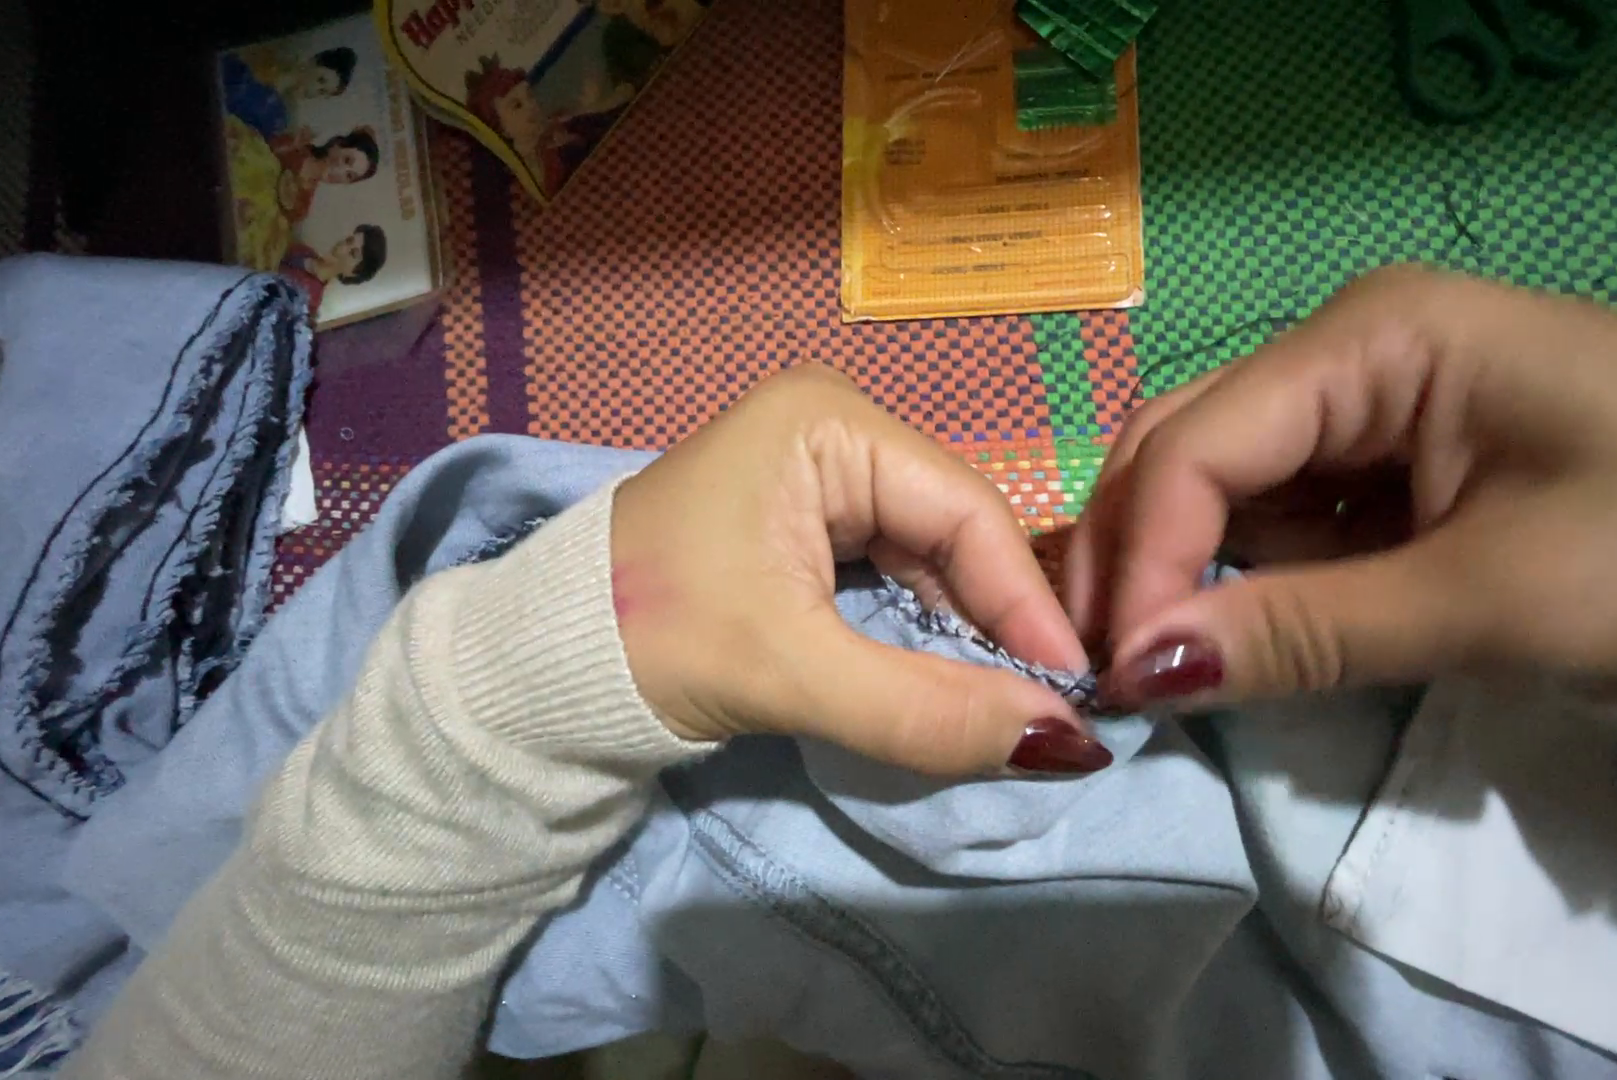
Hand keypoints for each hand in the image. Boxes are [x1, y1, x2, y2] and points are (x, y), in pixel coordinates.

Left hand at [612, 366, 1106, 775]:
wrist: (541, 665)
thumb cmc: (650, 639)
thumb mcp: (789, 671)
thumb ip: (923, 709)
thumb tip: (1059, 744)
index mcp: (827, 422)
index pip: (964, 508)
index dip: (1025, 601)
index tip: (1074, 687)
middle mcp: (834, 430)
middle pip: (952, 529)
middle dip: (997, 618)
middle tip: (1047, 701)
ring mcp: (822, 473)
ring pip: (929, 554)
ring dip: (965, 627)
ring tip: (1009, 694)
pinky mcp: (810, 519)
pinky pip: (894, 570)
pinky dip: (924, 624)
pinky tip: (950, 668)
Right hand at [1064, 266, 1616, 708]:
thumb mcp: (1491, 603)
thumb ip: (1301, 632)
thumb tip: (1142, 674)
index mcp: (1368, 339)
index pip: (1197, 447)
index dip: (1143, 556)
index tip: (1123, 666)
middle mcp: (1328, 347)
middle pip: (1171, 447)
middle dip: (1125, 552)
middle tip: (1104, 655)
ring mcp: (1332, 395)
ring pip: (1194, 478)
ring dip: (1159, 563)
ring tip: (1145, 645)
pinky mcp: (1344, 446)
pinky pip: (1246, 505)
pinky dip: (1215, 566)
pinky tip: (1210, 614)